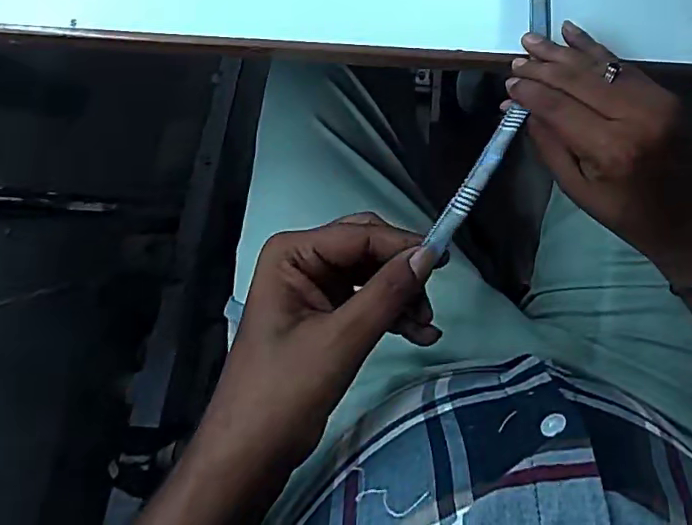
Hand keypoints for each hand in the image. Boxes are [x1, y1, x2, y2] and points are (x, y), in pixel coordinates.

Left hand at [149, 214, 439, 523]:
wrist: (246, 457)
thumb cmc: (281, 394)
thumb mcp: (340, 340)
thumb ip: (386, 294)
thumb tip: (428, 255)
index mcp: (292, 252)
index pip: (358, 235)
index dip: (402, 245)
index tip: (445, 260)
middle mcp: (302, 259)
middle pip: (367, 248)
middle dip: (401, 271)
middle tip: (433, 297)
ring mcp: (313, 286)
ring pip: (372, 274)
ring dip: (402, 296)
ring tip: (427, 326)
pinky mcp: (324, 314)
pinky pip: (368, 299)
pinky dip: (392, 314)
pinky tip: (418, 334)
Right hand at [505, 22, 691, 278]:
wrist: (686, 219)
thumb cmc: (625, 212)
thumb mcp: (576, 187)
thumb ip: (548, 143)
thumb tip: (520, 104)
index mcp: (613, 149)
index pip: (559, 107)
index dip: (530, 92)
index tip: (509, 83)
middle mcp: (637, 118)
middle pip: (577, 81)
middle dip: (541, 69)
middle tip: (516, 61)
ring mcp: (655, 102)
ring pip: (598, 66)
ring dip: (562, 52)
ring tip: (532, 40)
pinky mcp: (663, 94)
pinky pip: (621, 65)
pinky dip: (593, 48)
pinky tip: (569, 33)